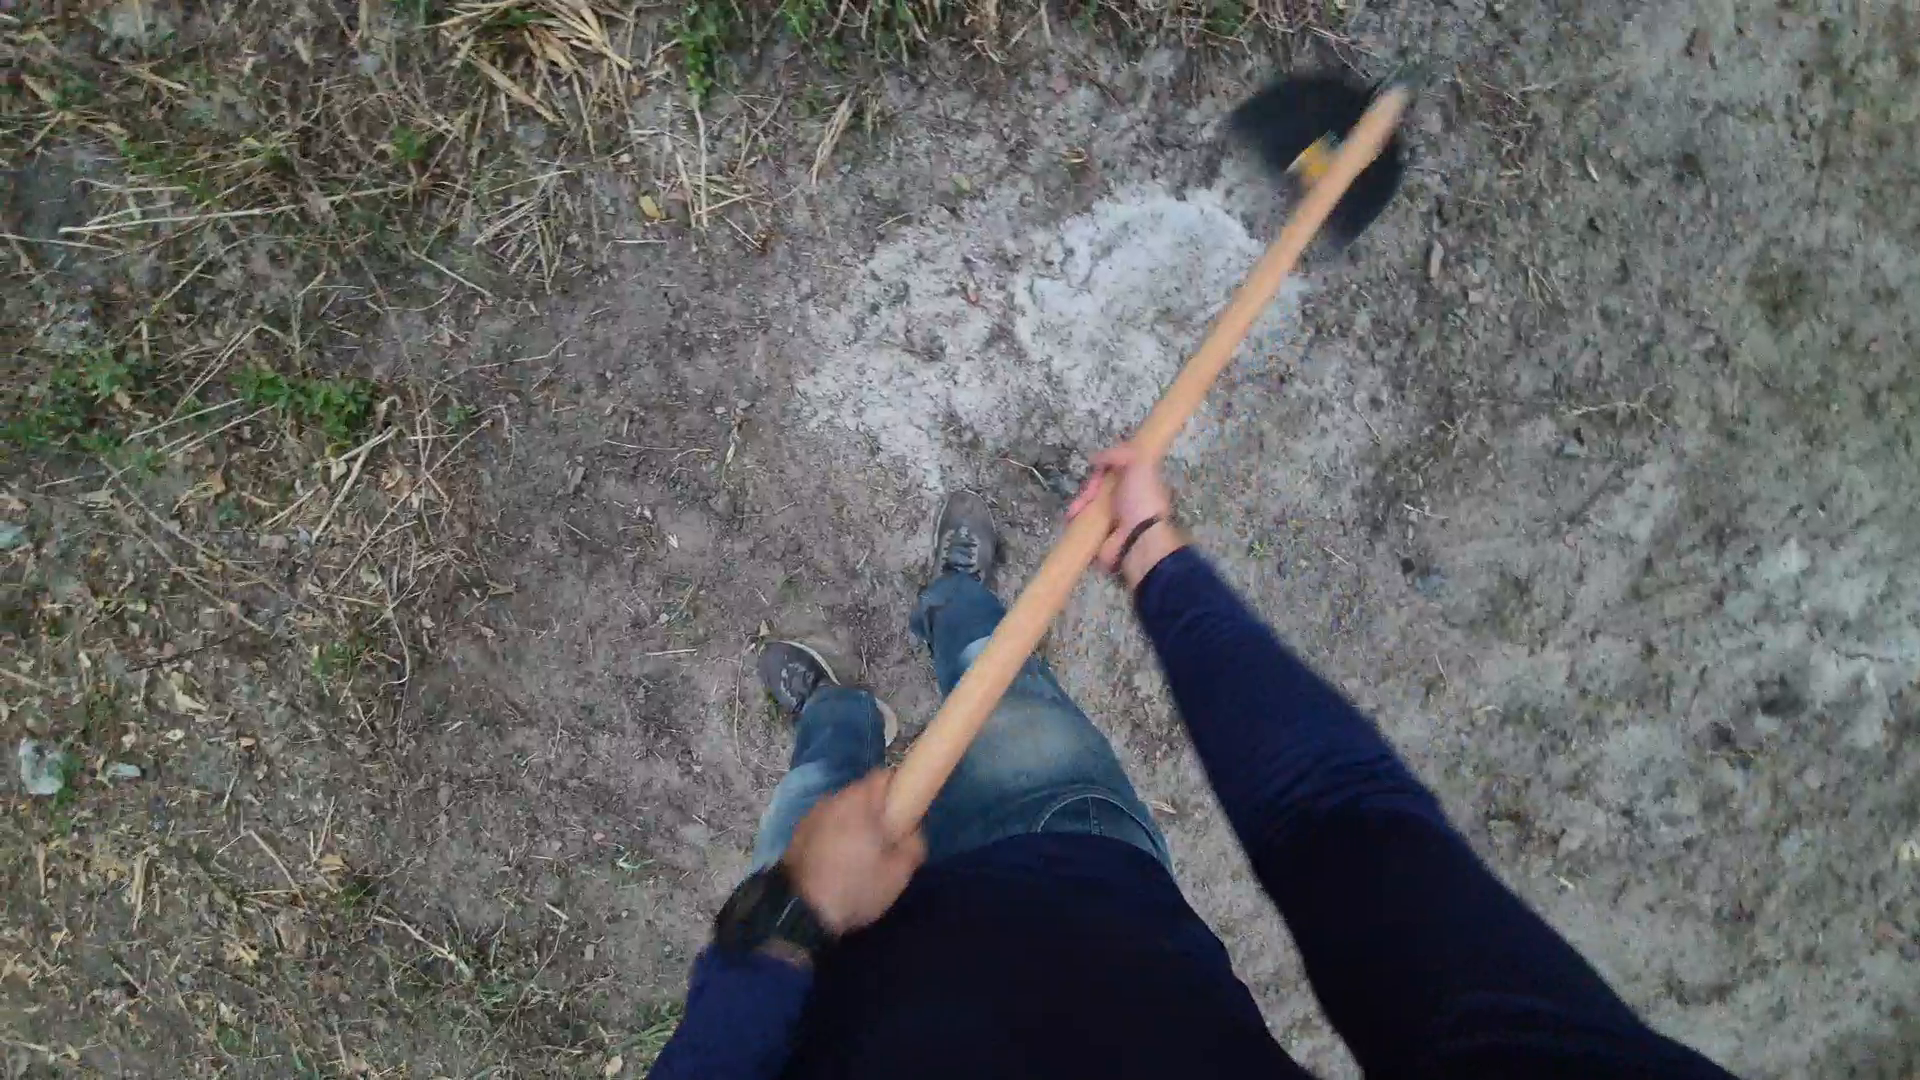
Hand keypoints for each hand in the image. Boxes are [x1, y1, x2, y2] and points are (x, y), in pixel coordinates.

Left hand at [782, 770, 925, 935]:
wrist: (798, 914)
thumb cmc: (854, 887)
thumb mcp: (897, 874)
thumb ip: (914, 845)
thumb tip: (912, 832)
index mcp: (859, 800)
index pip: (885, 776)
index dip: (899, 790)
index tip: (905, 814)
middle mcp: (833, 799)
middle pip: (862, 794)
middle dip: (876, 812)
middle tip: (886, 841)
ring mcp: (810, 816)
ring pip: (841, 812)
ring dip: (852, 826)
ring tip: (858, 857)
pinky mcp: (796, 836)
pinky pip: (824, 827)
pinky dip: (832, 839)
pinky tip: (835, 866)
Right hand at [1067, 443, 1184, 583]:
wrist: (1138, 538)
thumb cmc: (1141, 499)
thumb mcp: (1138, 464)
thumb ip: (1119, 453)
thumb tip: (1094, 458)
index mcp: (1137, 484)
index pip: (1114, 472)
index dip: (1103, 470)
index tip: (1097, 472)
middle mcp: (1125, 500)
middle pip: (1098, 488)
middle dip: (1088, 489)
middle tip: (1088, 494)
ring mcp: (1113, 519)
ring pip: (1088, 505)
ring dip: (1079, 505)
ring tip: (1074, 511)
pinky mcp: (1101, 534)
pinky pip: (1083, 523)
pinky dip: (1075, 520)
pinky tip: (1072, 519)